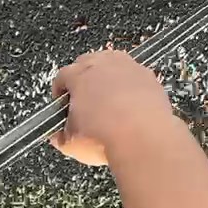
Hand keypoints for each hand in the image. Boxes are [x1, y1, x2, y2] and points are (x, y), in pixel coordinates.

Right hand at [49, 49, 180, 166]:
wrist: (141, 139)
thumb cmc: (104, 137)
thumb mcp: (70, 144)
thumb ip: (60, 135)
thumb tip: (59, 135)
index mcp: (78, 76)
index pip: (62, 76)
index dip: (59, 90)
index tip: (61, 102)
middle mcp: (103, 64)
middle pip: (87, 63)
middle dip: (82, 79)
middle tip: (83, 101)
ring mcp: (128, 66)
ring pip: (112, 64)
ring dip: (107, 79)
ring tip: (106, 101)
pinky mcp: (148, 76)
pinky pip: (134, 76)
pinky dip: (129, 86)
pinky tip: (128, 106)